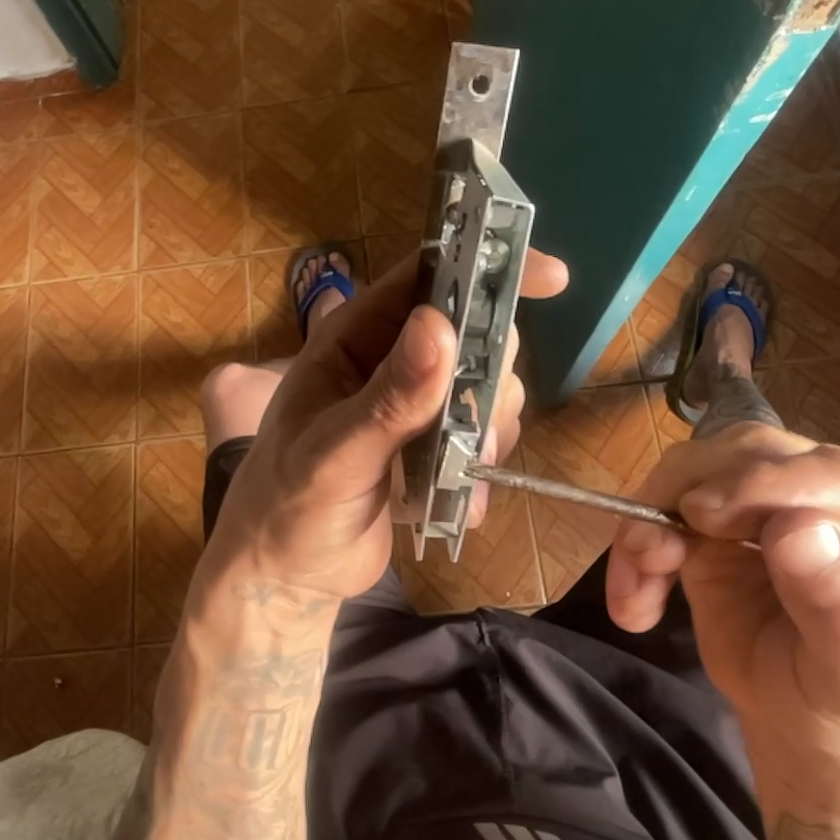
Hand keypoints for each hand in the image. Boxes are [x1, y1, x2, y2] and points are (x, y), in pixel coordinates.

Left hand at [200, 249, 568, 602]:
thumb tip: (440, 326)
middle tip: (479, 424)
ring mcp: (414, 401)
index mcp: (353, 338)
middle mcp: (389, 358)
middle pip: (473, 330)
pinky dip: (484, 468)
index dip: (487, 265)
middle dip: (492, 373)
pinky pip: (484, 435)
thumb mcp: (335, 453)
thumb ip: (388, 398)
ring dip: (491, 427)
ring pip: (486, 384)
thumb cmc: (288, 506)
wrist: (289, 573)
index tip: (551, 280)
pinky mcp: (434, 444)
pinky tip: (459, 504)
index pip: (426, 276)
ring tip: (462, 471)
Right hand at [604, 424, 839, 781]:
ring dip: (653, 520)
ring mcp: (785, 491)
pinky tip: (635, 598)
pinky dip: (637, 537)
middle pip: (761, 454)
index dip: (774, 484)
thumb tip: (801, 532)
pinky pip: (669, 491)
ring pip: (703, 463)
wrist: (798, 721)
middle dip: (695, 499)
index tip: (706, 514)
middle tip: (652, 556)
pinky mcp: (729, 503)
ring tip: (638, 595)